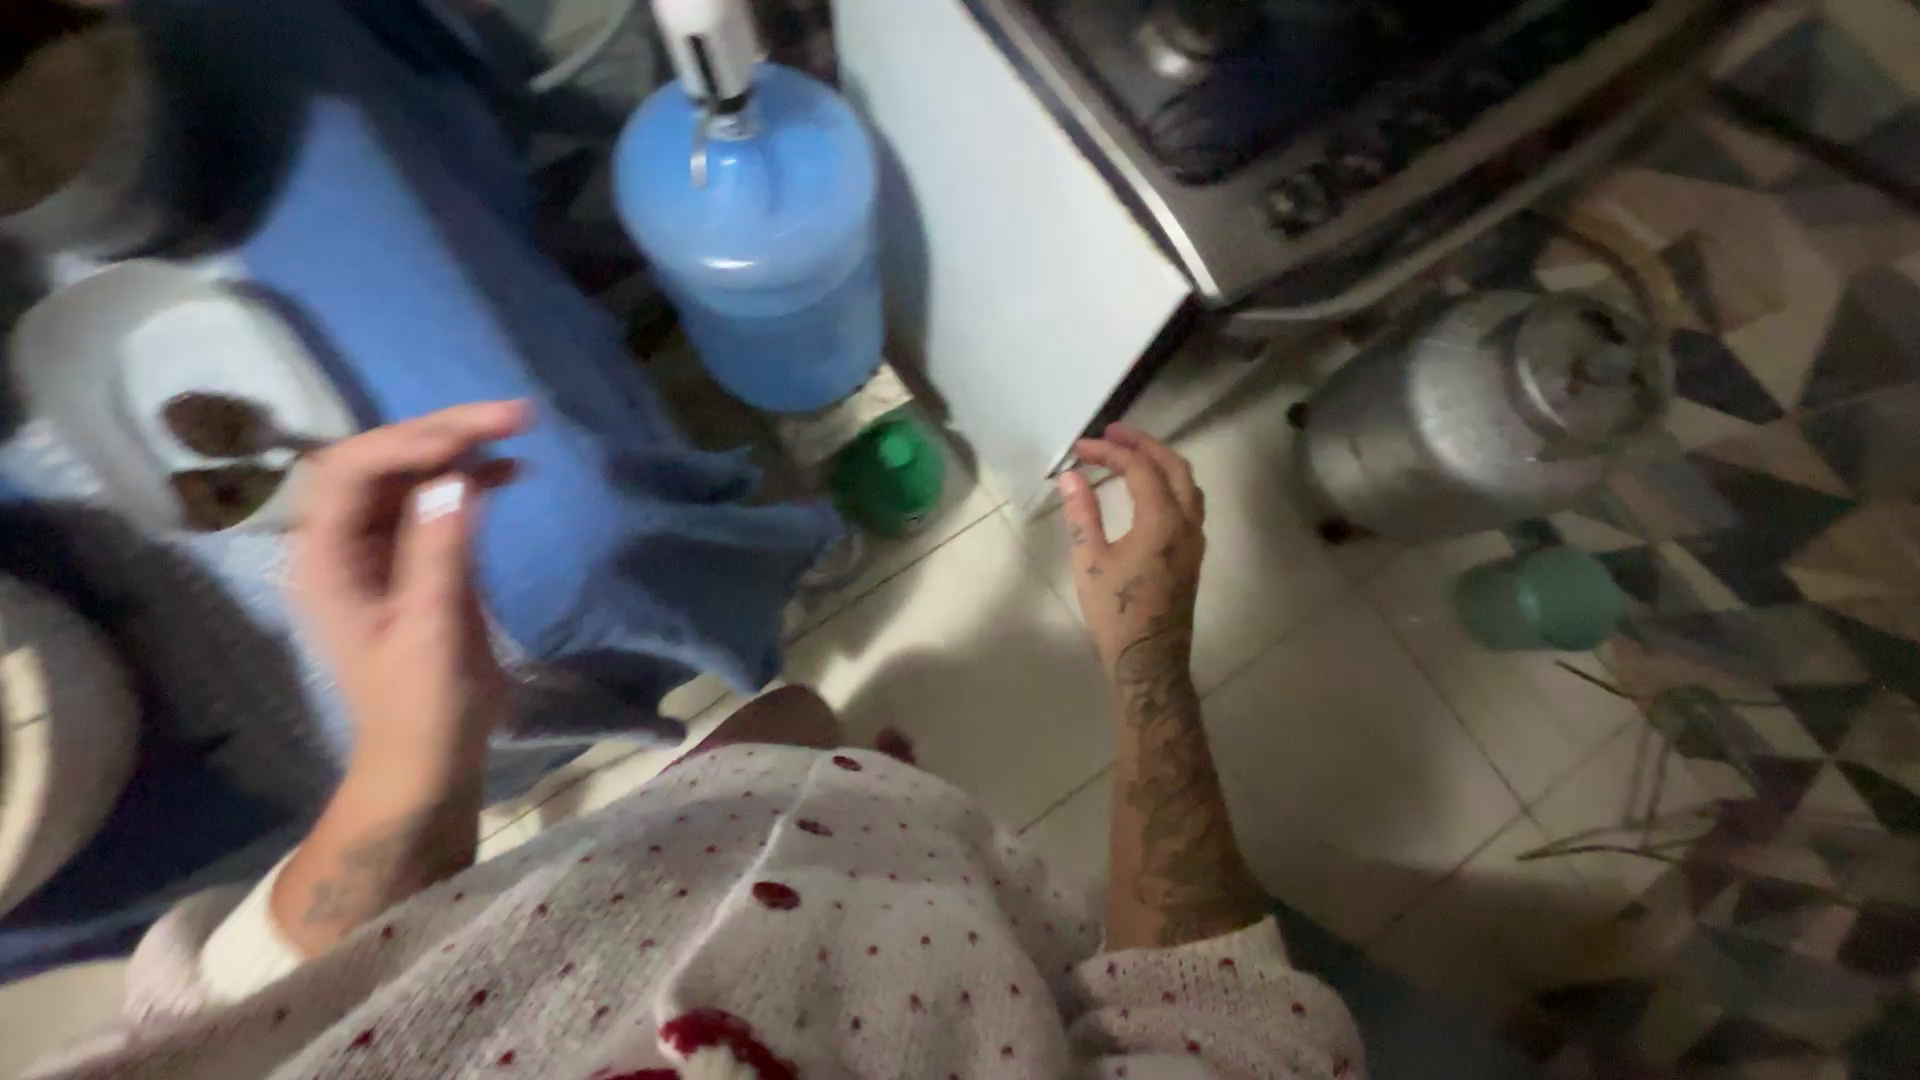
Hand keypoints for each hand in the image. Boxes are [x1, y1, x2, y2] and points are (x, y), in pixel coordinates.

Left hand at [290, 403, 527, 780]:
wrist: (431, 751)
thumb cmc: (423, 700)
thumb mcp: (433, 627)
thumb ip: (439, 552)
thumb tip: (458, 479)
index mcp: (327, 558)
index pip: (353, 470)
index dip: (411, 442)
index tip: (478, 436)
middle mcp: (346, 543)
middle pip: (382, 461)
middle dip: (443, 431)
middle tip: (513, 415)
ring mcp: (383, 550)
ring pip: (413, 476)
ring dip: (461, 449)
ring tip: (519, 430)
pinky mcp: (419, 561)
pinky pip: (439, 504)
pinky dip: (474, 481)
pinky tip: (512, 473)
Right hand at [1057, 424, 1205, 677]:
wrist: (1149, 659)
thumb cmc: (1116, 612)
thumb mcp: (1090, 562)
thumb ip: (1082, 514)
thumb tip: (1071, 476)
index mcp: (1162, 520)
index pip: (1139, 468)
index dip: (1109, 451)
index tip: (1080, 448)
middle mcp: (1187, 523)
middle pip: (1174, 466)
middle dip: (1144, 444)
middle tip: (1113, 434)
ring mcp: (1195, 539)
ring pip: (1187, 484)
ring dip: (1161, 462)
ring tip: (1130, 455)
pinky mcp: (1193, 554)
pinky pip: (1189, 503)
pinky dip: (1169, 484)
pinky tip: (1147, 492)